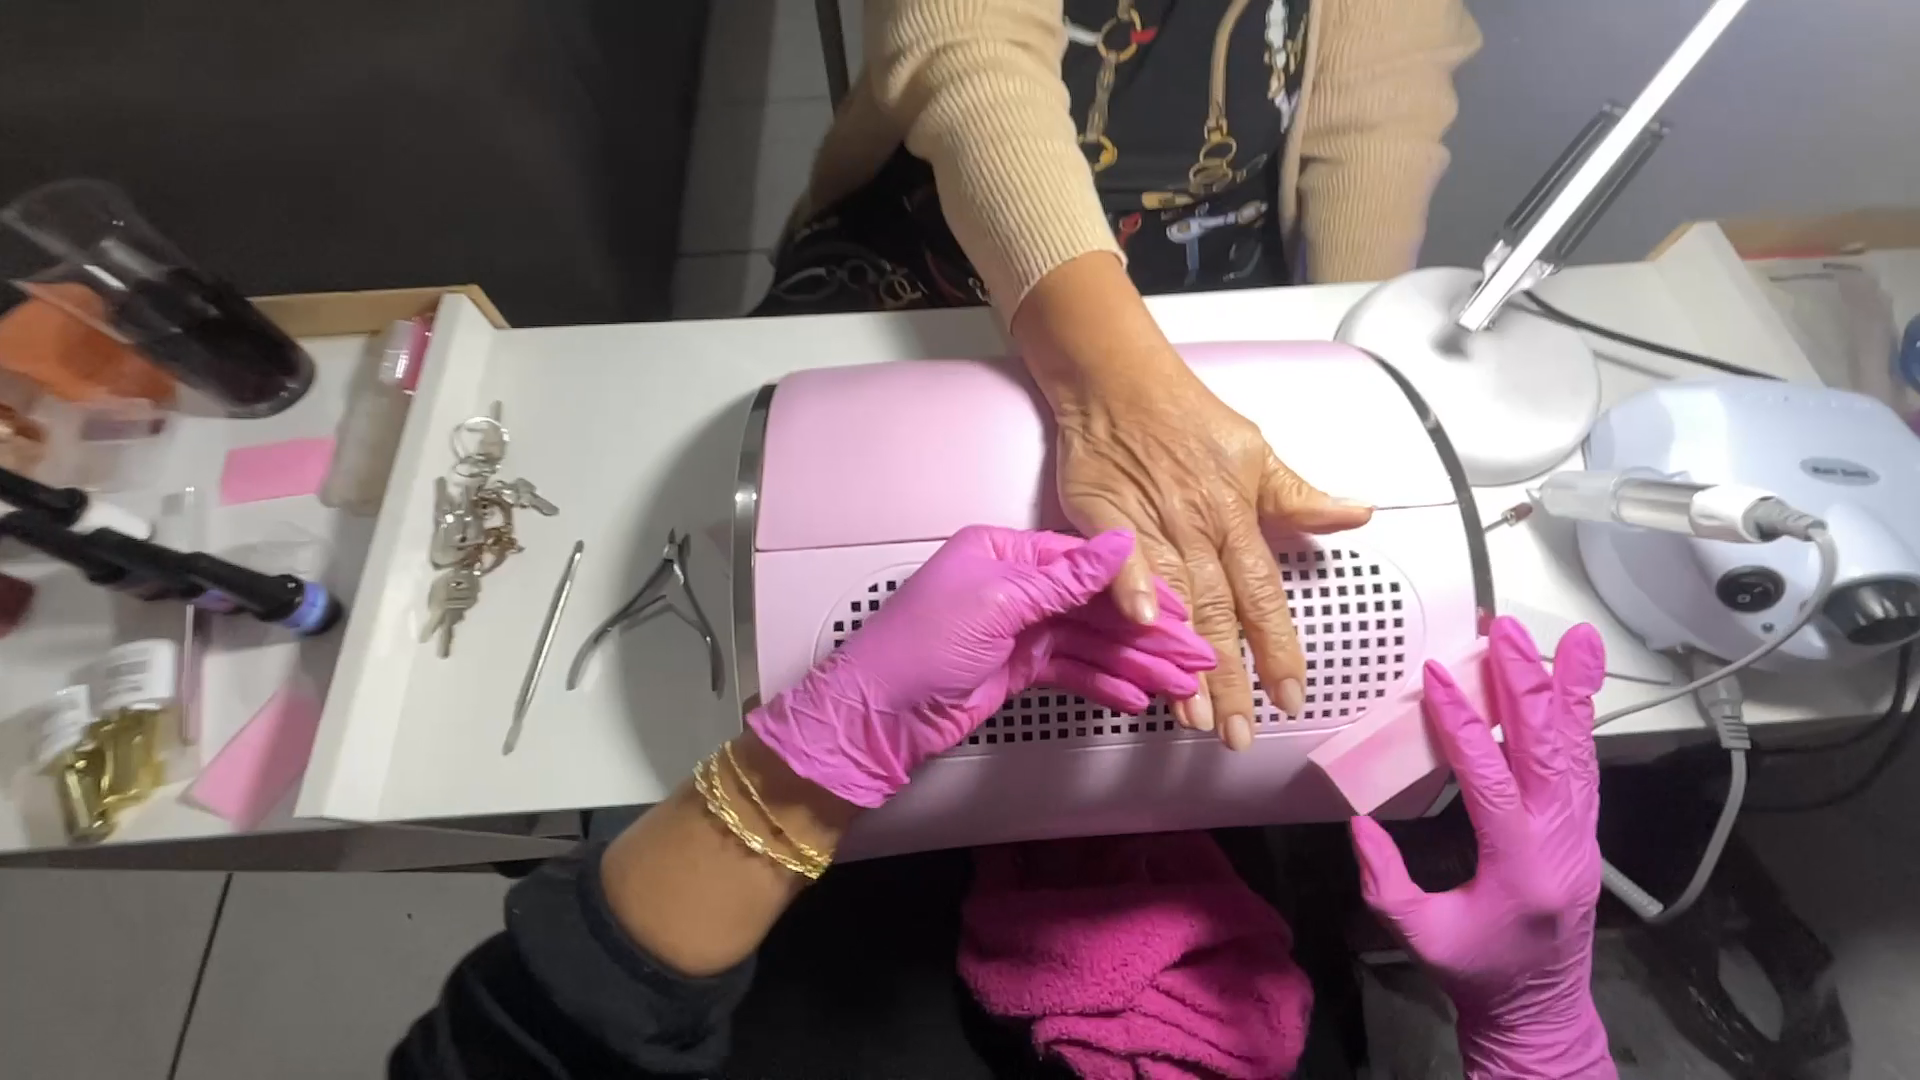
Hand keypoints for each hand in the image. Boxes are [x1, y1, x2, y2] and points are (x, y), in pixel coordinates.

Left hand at [749, 526, 1214, 807]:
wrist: (880, 716)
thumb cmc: (920, 648)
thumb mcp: (998, 604)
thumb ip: (1065, 579)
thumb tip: (1120, 543)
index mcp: (1003, 554)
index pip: (1083, 562)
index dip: (1135, 587)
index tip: (1179, 606)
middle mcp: (1013, 586)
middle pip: (1094, 605)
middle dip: (1144, 632)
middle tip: (1194, 653)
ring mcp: (1016, 628)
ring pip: (1088, 642)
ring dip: (1134, 663)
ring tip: (1180, 685)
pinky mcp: (1017, 666)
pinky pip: (1071, 669)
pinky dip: (1102, 683)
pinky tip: (1137, 697)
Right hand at [1052, 360, 1369, 749]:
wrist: (1119, 382)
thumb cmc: (1186, 416)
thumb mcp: (1254, 452)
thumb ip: (1295, 495)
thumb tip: (1354, 514)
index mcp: (1236, 517)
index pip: (1265, 594)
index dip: (1278, 648)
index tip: (1289, 697)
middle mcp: (1198, 527)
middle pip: (1219, 612)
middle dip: (1229, 677)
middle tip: (1234, 732)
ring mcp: (1152, 521)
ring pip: (1175, 597)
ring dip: (1183, 653)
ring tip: (1190, 710)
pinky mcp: (1104, 512)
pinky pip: (1120, 553)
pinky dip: (1132, 584)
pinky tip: (1141, 623)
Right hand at [1349, 617, 1614, 1079]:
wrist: (1540, 1011)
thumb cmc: (1477, 973)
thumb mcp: (1417, 934)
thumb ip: (1384, 879)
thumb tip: (1360, 820)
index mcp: (1522, 868)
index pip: (1491, 780)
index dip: (1462, 725)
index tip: (1438, 676)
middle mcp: (1563, 843)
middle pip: (1549, 750)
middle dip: (1527, 685)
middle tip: (1507, 633)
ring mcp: (1580, 835)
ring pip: (1578, 751)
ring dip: (1565, 690)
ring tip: (1564, 639)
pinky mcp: (1580, 829)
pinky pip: (1584, 765)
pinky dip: (1581, 718)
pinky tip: (1577, 686)